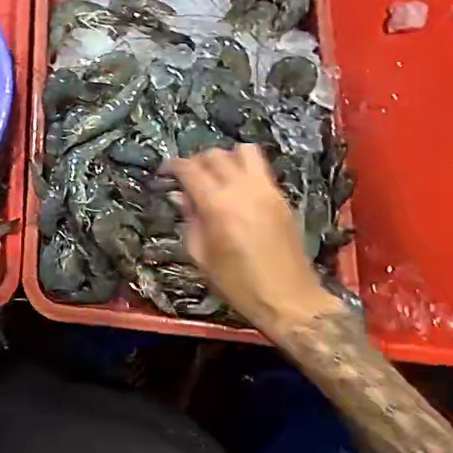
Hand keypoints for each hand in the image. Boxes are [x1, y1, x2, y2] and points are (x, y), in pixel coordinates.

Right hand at [168, 145, 343, 339]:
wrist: (290, 300)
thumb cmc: (238, 283)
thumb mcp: (200, 254)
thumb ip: (190, 219)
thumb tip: (180, 196)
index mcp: (217, 205)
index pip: (189, 168)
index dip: (171, 166)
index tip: (163, 174)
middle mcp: (243, 190)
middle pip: (215, 155)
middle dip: (196, 161)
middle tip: (187, 178)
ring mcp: (267, 191)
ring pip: (243, 152)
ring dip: (224, 158)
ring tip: (215, 175)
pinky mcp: (282, 198)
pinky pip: (261, 169)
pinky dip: (244, 169)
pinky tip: (235, 189)